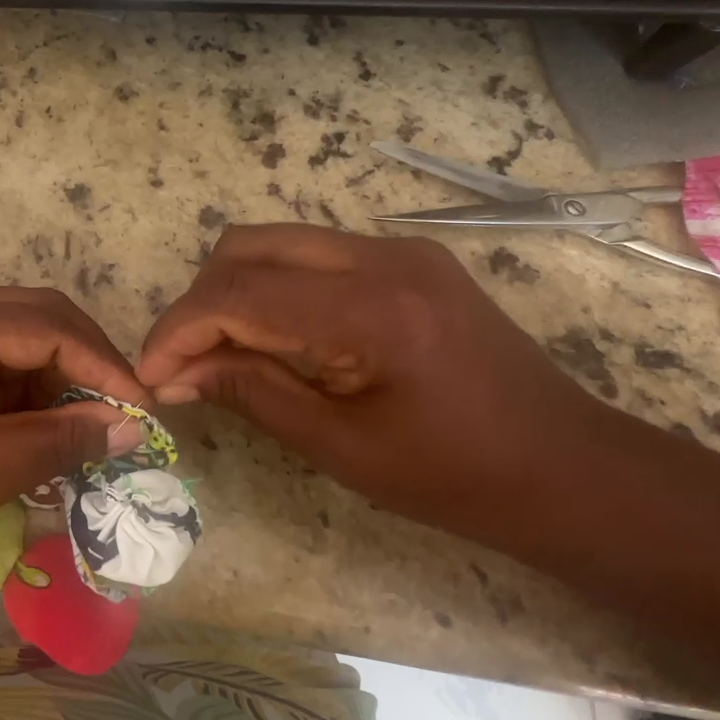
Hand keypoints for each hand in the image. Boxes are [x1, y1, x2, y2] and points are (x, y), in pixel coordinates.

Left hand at [0, 288, 147, 574]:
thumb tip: (131, 427)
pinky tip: (47, 431)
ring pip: (17, 344)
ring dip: (57, 380)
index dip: (102, 363)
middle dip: (83, 361)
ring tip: (88, 428)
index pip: (46, 324)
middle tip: (120, 411)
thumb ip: (65, 437)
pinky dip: (27, 397)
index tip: (142, 408)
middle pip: (33, 319)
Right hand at [137, 224, 621, 538]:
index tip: (148, 374)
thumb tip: (170, 375)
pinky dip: (268, 287)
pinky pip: (307, 253)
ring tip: (218, 351)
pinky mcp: (404, 257)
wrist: (572, 470)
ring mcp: (398, 249)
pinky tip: (268, 336)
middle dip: (197, 303)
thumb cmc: (457, 477)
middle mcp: (383, 256)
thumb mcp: (339, 446)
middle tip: (183, 363)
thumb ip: (248, 392)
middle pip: (245, 247)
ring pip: (272, 242)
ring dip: (229, 290)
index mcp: (373, 310)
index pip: (238, 294)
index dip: (178, 331)